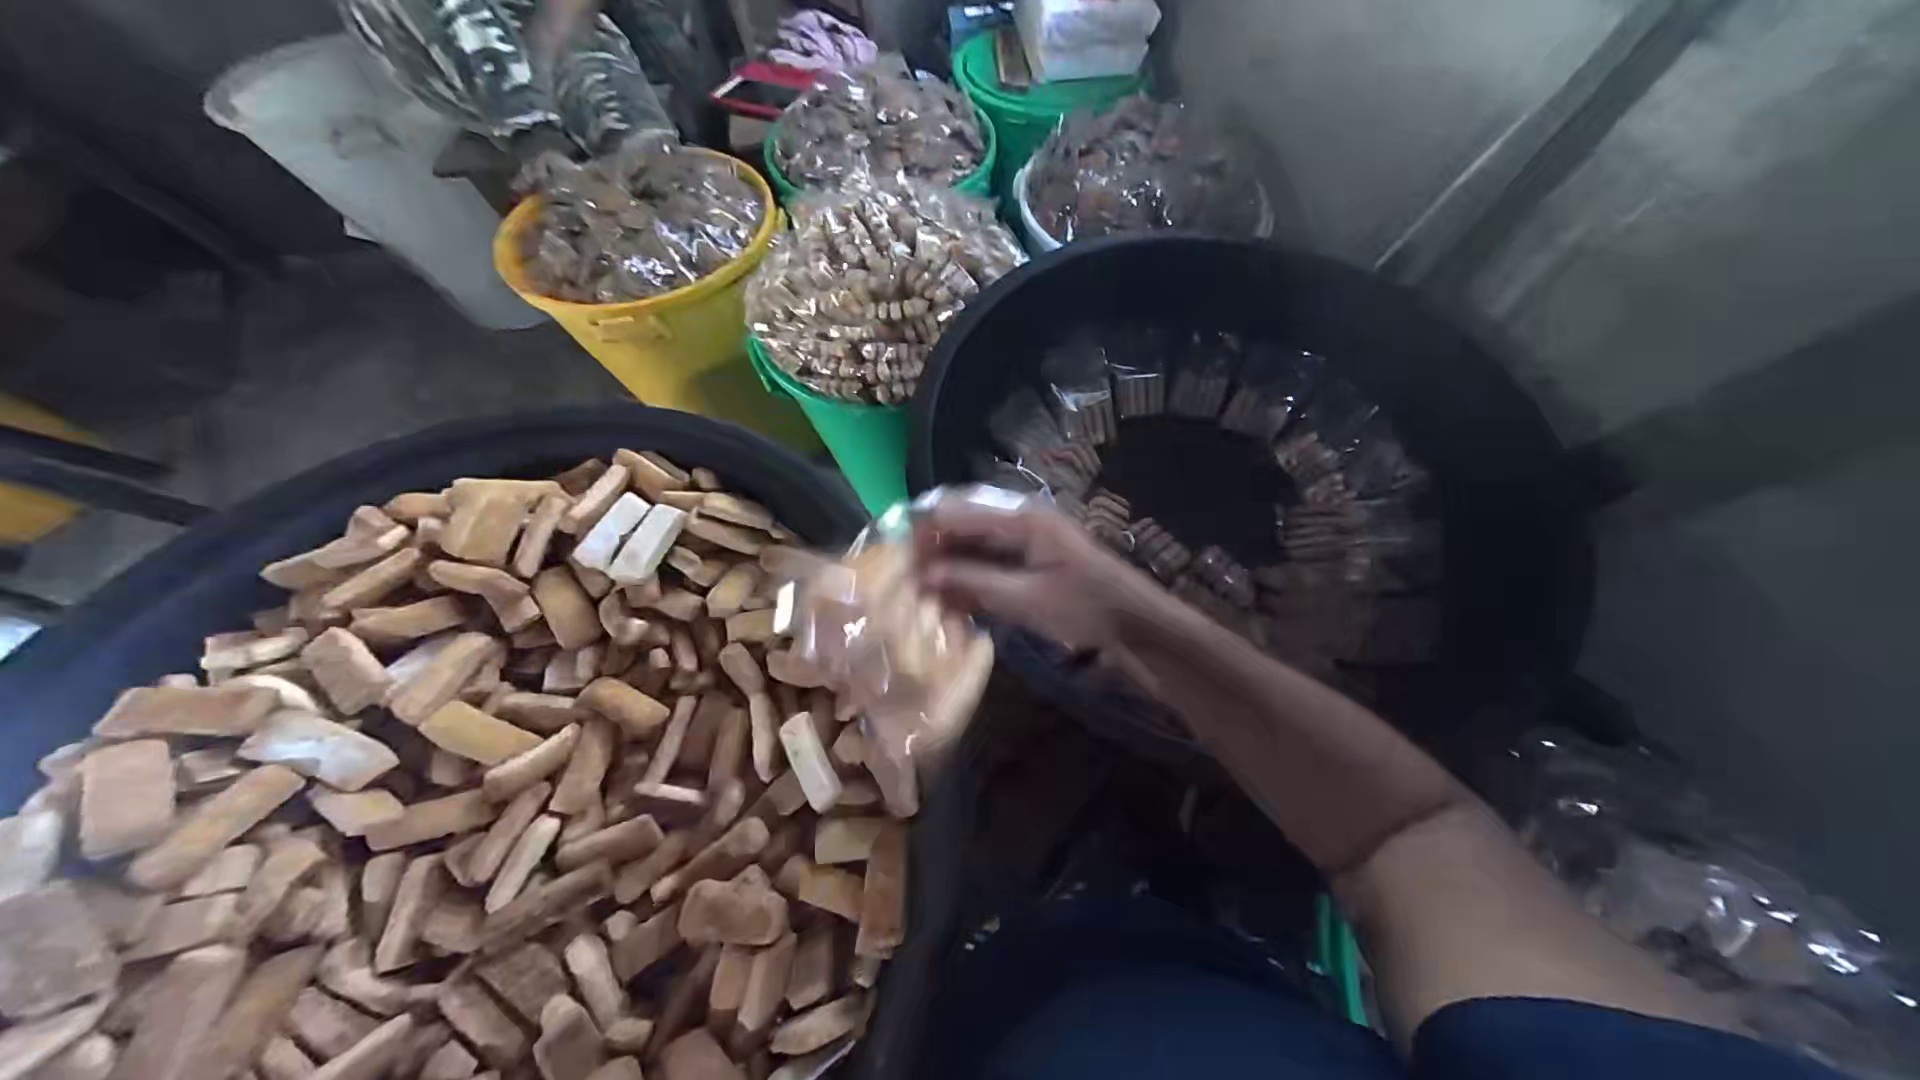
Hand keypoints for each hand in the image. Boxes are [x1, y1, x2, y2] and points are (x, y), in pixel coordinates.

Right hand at [913, 497, 1164, 652]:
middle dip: (931, 548)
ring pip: (972, 544)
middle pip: (962, 524)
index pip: (957, 511)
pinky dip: (968, 579)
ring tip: (920, 591)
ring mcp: (1026, 541)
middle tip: (904, 577)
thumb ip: (974, 582)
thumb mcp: (1027, 599)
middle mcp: (1020, 521)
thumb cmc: (1087, 608)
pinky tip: (950, 600)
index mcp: (1022, 519)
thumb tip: (925, 575)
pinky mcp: (1030, 562)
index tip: (895, 558)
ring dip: (947, 566)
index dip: (923, 531)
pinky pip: (988, 563)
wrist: (1136, 626)